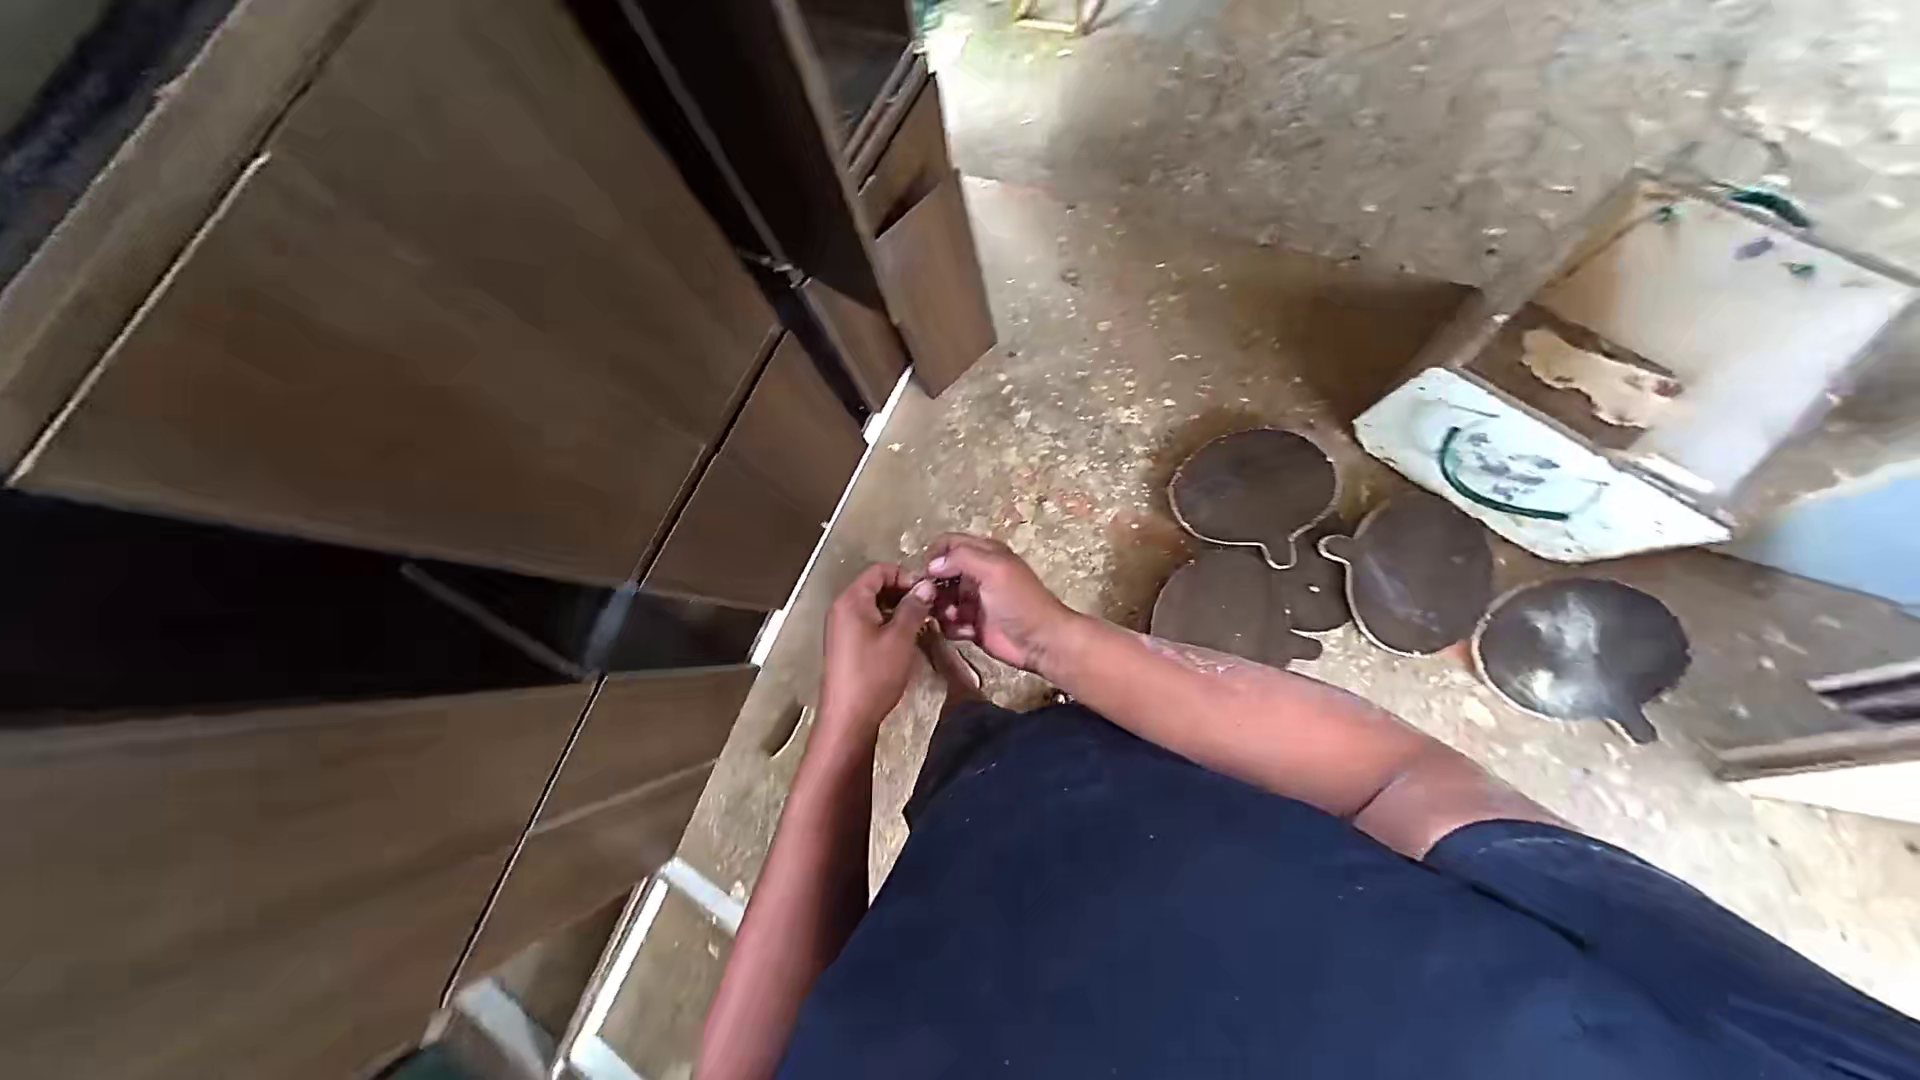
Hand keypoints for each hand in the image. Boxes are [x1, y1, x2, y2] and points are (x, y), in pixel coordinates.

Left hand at [817, 563, 937, 736]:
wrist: (848, 718)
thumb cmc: (874, 675)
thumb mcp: (901, 638)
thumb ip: (914, 607)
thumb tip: (926, 585)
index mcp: (851, 601)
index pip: (880, 570)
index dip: (906, 576)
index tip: (927, 592)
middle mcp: (842, 609)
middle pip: (876, 586)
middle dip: (904, 593)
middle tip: (929, 607)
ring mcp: (842, 627)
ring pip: (875, 605)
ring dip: (898, 610)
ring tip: (921, 623)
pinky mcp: (846, 644)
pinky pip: (869, 622)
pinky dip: (888, 624)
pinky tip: (905, 638)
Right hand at [925, 534, 1081, 673]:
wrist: (1040, 641)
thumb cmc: (1020, 601)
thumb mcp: (994, 570)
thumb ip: (962, 558)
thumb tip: (932, 564)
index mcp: (984, 554)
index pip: (949, 544)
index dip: (934, 556)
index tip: (924, 574)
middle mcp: (976, 574)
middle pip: (940, 573)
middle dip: (932, 587)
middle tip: (930, 600)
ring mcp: (973, 600)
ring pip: (941, 600)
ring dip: (941, 609)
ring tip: (954, 617)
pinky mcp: (971, 625)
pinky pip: (948, 623)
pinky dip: (953, 627)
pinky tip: (967, 632)